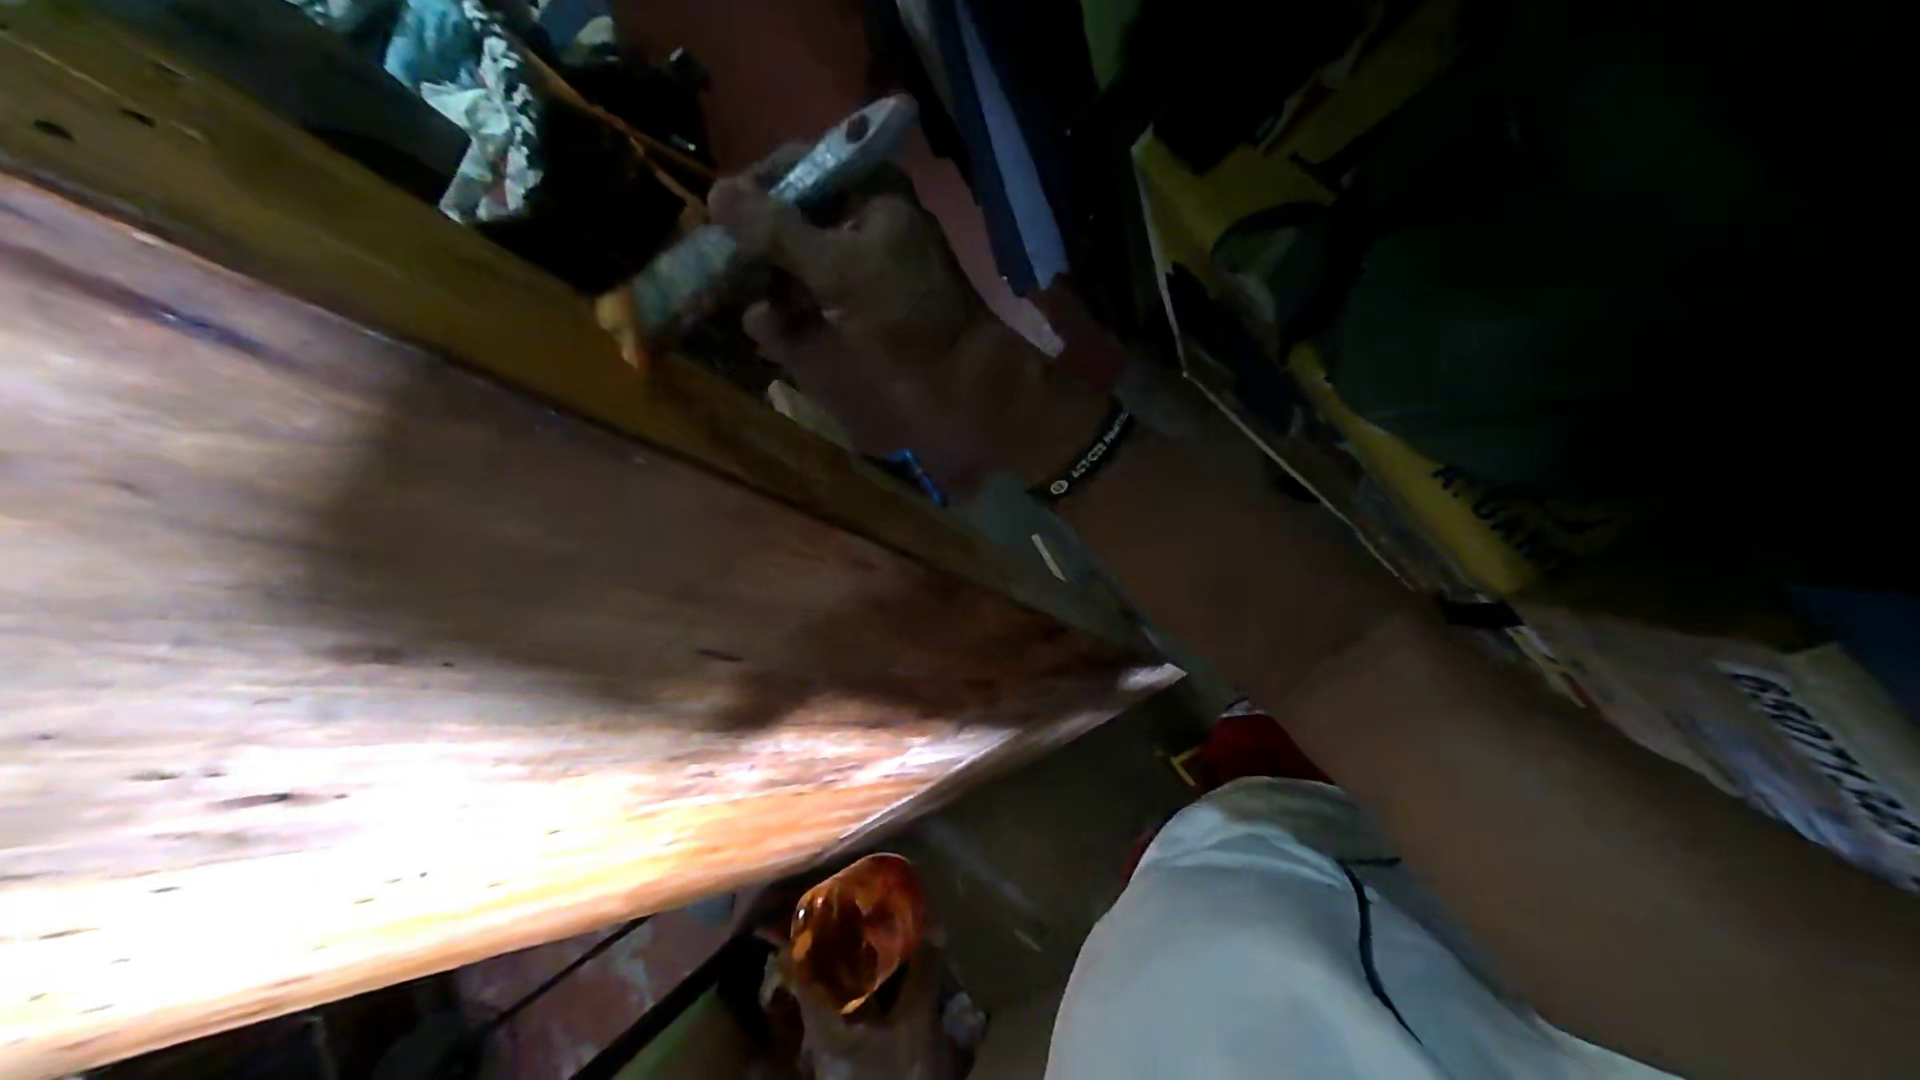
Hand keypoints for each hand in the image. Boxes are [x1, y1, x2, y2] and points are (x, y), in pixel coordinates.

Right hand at [709, 150, 1107, 494]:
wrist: (960, 380)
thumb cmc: (907, 313)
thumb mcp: (840, 266)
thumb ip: (778, 232)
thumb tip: (717, 193)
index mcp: (871, 195)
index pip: (803, 165)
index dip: (759, 184)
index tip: (722, 212)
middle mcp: (861, 227)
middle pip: (791, 222)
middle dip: (754, 248)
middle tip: (716, 269)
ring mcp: (858, 276)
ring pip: (795, 270)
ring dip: (765, 289)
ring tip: (745, 309)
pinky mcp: (854, 317)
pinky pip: (808, 309)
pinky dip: (786, 321)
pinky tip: (768, 335)